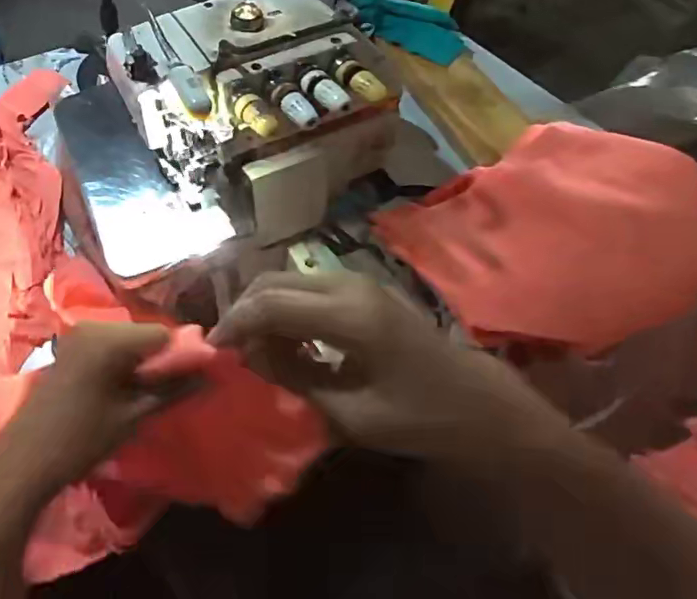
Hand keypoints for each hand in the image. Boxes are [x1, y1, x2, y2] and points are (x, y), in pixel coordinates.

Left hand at [0, 322, 183, 507]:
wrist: (26, 457)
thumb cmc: (81, 439)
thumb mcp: (132, 416)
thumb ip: (172, 389)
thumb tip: (209, 374)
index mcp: (110, 339)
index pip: (162, 334)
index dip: (181, 355)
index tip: (191, 379)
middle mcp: (95, 325)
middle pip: (144, 333)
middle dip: (161, 357)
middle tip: (169, 389)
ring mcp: (80, 332)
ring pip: (128, 338)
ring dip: (141, 359)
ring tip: (146, 391)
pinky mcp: (71, 344)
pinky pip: (109, 343)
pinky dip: (122, 359)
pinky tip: (123, 385)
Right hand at [211, 271, 572, 481]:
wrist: (482, 403)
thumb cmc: (422, 417)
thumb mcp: (353, 416)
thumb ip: (296, 382)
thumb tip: (251, 358)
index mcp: (349, 316)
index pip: (272, 303)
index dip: (236, 323)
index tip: (214, 350)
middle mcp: (348, 284)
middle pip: (273, 281)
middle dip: (242, 311)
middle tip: (228, 349)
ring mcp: (356, 280)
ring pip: (287, 279)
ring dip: (262, 307)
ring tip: (251, 347)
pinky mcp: (361, 286)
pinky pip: (306, 286)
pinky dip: (284, 307)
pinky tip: (285, 340)